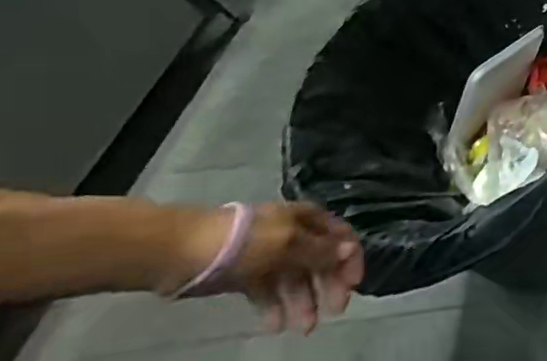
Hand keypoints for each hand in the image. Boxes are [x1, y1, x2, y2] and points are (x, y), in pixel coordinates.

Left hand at [169, 201, 364, 333]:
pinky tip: (275, 325)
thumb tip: (350, 249)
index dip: (349, 257)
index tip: (355, 285)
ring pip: (295, 278)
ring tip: (303, 328)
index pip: (338, 234)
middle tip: (334, 311)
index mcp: (305, 219)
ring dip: (303, 301)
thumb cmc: (247, 241)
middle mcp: (292, 234)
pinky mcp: (247, 273)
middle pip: (319, 258)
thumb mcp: (288, 243)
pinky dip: (275, 307)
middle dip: (328, 283)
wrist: (191, 251)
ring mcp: (269, 254)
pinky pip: (268, 291)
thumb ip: (319, 249)